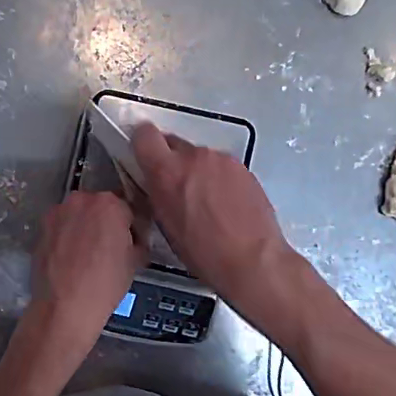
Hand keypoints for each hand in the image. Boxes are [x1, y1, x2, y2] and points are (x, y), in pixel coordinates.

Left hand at [31, 189, 144, 325]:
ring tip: (89, 255)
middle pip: (101, 207)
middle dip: (107, 223)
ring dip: (86, 228)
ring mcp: (58, 213)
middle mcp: (81, 200)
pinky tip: (72, 259)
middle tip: (112, 248)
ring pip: (79, 216)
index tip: (134, 242)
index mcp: (110, 204)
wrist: (64, 307)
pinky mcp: (41, 228)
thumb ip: (136, 240)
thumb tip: (133, 240)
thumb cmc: (105, 283)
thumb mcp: (135, 261)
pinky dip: (68, 237)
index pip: (128, 209)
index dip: (133, 227)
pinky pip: (62, 228)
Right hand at [131, 122, 294, 300]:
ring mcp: (221, 160)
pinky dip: (219, 179)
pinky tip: (226, 205)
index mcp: (166, 172)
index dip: (143, 145)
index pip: (144, 135)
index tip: (146, 158)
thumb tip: (156, 187)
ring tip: (207, 203)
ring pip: (199, 157)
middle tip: (178, 188)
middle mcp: (193, 157)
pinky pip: (221, 166)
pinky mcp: (242, 167)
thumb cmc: (204, 252)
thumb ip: (157, 195)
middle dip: (172, 162)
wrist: (252, 259)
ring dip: (198, 171)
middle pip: (174, 144)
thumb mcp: (165, 226)